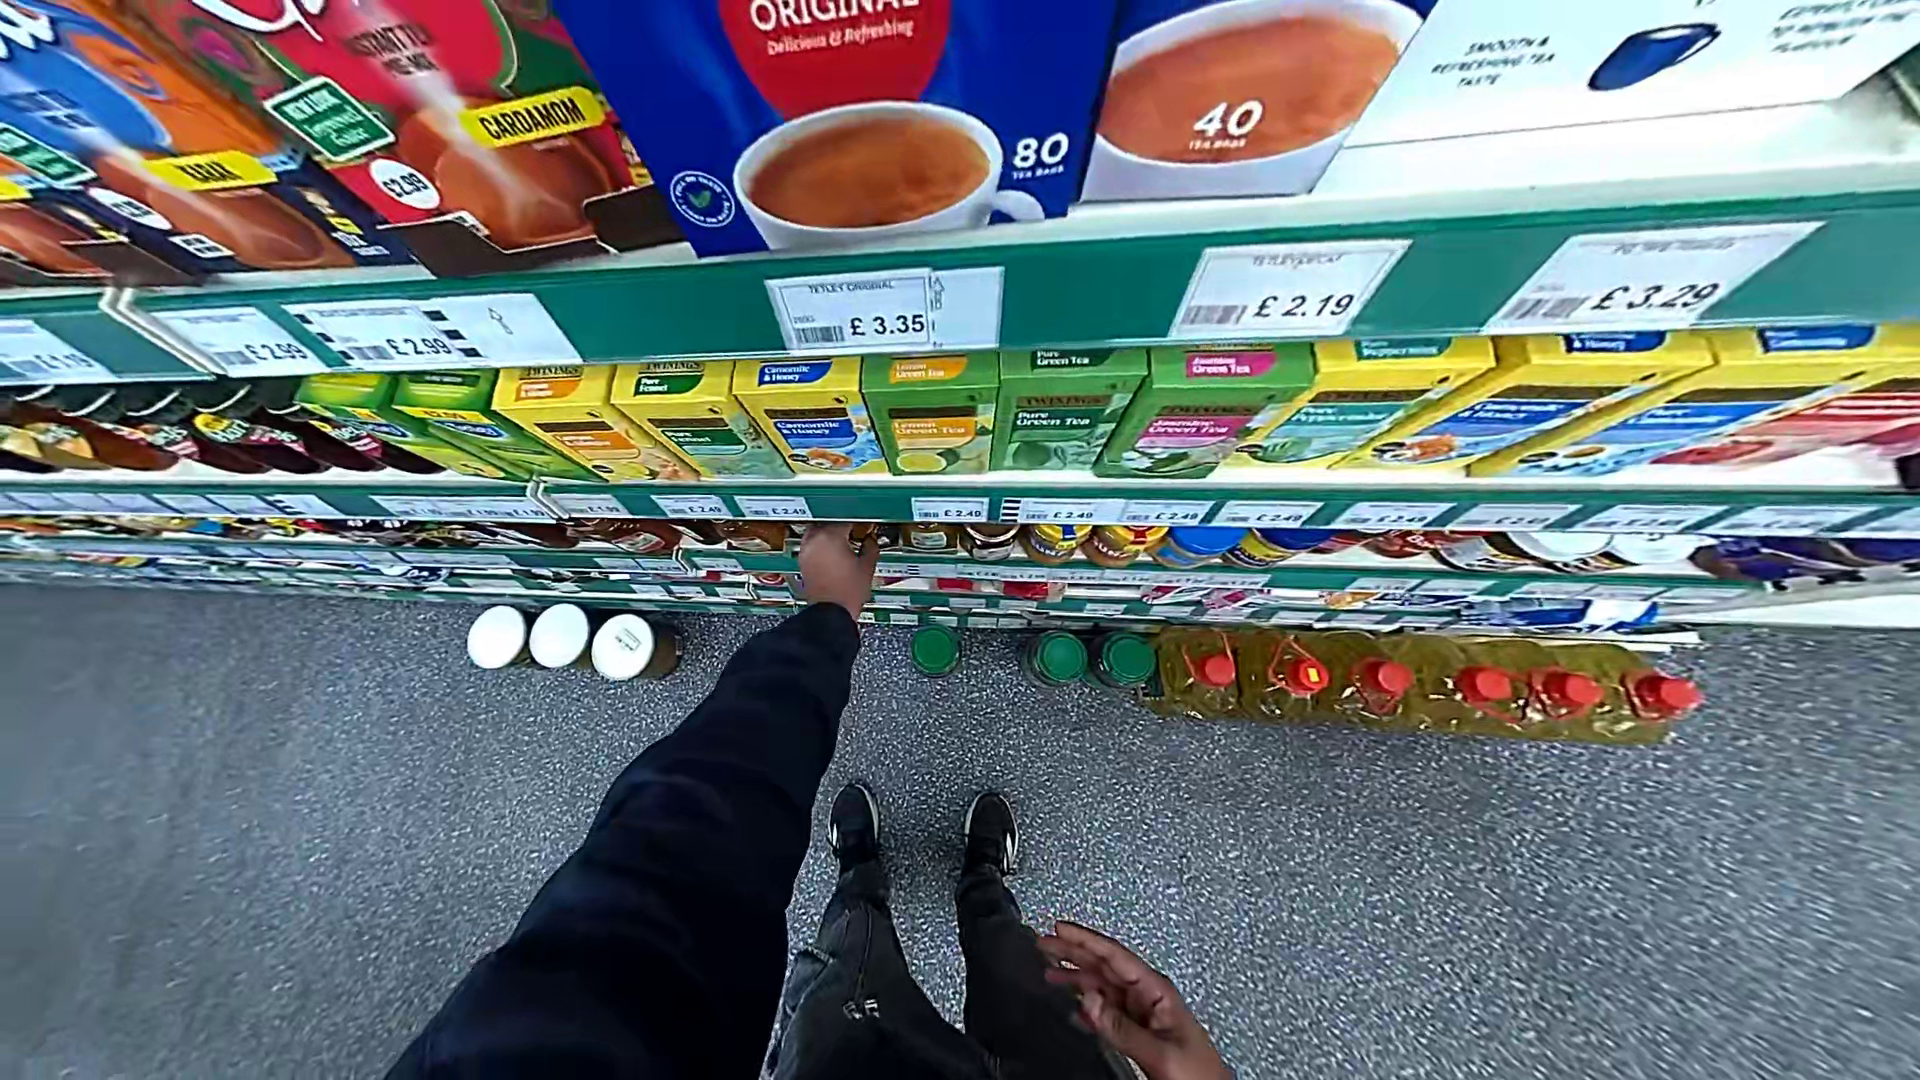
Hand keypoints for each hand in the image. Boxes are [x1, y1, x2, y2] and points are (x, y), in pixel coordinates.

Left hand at [798, 523, 879, 619]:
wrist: (831, 613)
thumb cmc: (848, 592)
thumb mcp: (867, 567)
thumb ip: (870, 547)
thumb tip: (870, 540)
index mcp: (831, 537)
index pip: (845, 520)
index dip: (857, 522)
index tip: (864, 525)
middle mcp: (814, 541)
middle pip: (827, 523)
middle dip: (840, 525)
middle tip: (854, 530)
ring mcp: (806, 552)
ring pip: (816, 532)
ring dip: (829, 533)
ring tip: (843, 540)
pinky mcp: (803, 563)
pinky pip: (812, 545)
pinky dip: (822, 545)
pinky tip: (834, 552)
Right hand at [1040, 921, 1230, 1079]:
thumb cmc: (1201, 1077)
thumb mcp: (1160, 1052)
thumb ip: (1122, 1027)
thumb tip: (1087, 999)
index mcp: (1156, 989)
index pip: (1114, 954)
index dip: (1085, 938)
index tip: (1060, 927)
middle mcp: (1148, 996)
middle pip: (1104, 965)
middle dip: (1074, 951)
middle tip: (1045, 942)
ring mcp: (1143, 1014)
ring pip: (1102, 986)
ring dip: (1076, 976)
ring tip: (1050, 969)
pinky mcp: (1140, 1033)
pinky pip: (1106, 1010)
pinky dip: (1087, 1004)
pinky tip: (1075, 1004)